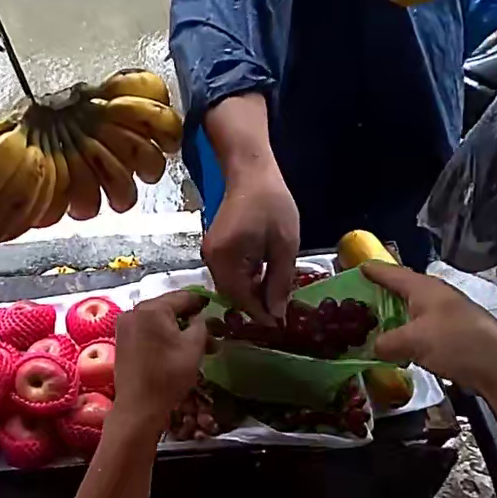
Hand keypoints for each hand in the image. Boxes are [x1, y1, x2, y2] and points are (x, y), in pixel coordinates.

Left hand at [111, 289, 209, 428]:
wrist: (140, 407)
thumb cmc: (169, 374)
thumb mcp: (194, 346)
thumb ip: (201, 323)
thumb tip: (199, 316)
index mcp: (151, 309)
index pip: (183, 297)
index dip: (202, 302)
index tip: (216, 308)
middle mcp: (134, 312)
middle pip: (169, 308)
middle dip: (191, 319)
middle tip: (211, 332)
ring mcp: (125, 327)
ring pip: (159, 321)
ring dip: (179, 329)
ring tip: (200, 344)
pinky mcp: (123, 341)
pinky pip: (148, 331)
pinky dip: (164, 336)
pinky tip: (179, 348)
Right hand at [201, 94, 299, 322]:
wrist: (251, 172)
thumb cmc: (272, 204)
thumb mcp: (285, 245)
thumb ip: (280, 282)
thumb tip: (276, 315)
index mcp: (226, 259)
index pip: (241, 300)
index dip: (261, 315)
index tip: (281, 325)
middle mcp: (211, 259)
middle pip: (232, 296)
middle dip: (256, 307)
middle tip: (281, 315)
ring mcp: (211, 253)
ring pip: (231, 287)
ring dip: (252, 295)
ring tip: (276, 299)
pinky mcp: (216, 248)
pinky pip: (230, 275)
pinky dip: (247, 282)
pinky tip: (266, 280)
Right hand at [362, 261, 496, 397]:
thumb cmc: (456, 343)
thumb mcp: (413, 341)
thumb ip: (387, 343)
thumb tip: (374, 347)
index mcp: (424, 288)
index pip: (392, 273)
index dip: (373, 270)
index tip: (357, 267)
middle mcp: (436, 296)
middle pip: (402, 291)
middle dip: (381, 296)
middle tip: (358, 304)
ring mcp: (447, 315)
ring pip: (413, 312)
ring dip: (394, 319)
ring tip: (374, 328)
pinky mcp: (454, 334)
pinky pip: (422, 330)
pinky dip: (408, 335)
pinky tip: (400, 349)